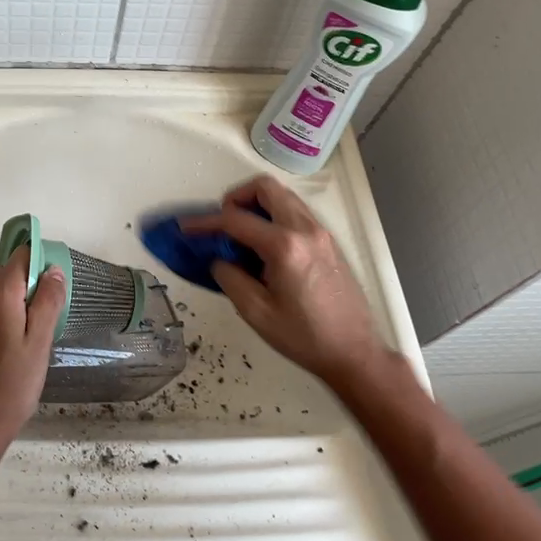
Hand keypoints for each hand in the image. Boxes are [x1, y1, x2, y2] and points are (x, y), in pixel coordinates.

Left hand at [0, 248, 64, 456]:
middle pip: (6, 271)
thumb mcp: (41, 342)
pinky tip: (3, 341)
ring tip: (23, 335)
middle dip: (26, 285)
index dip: (40, 265)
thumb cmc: (14, 385)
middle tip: (42, 321)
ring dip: (9, 299)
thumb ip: (48, 301)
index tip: (53, 291)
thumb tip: (53, 270)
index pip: (21, 256)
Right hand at [180, 176, 385, 387]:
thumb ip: (230, 278)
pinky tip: (265, 246)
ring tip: (241, 235)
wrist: (354, 352)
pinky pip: (296, 212)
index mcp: (285, 246)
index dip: (205, 222)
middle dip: (236, 198)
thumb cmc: (304, 338)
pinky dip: (274, 216)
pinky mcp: (328, 241)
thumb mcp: (256, 313)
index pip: (236, 220)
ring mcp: (321, 232)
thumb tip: (219, 259)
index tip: (186, 227)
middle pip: (265, 188)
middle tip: (222, 224)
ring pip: (283, 196)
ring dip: (257, 205)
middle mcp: (305, 229)